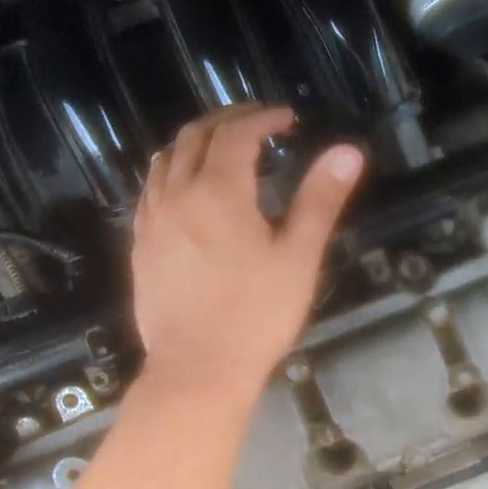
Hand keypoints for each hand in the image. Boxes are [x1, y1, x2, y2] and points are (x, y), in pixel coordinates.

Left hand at [131, 106, 363, 396]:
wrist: (197, 370)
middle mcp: (177, 194)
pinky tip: (186, 188)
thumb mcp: (299, 258)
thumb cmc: (256, 315)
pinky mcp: (140, 244)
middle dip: (228, 120)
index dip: (263, 118)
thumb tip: (347, 151)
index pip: (237, 134)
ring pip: (166, 158)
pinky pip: (150, 188)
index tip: (287, 119)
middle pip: (195, 136)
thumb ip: (320, 200)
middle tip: (257, 122)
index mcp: (219, 191)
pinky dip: (172, 170)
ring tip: (222, 146)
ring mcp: (152, 219)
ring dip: (195, 140)